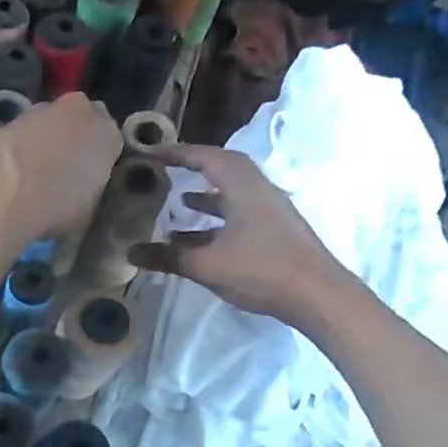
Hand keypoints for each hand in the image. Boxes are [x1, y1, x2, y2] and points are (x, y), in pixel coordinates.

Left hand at [0, 92, 120, 249]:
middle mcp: (79, 111)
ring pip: (49, 124)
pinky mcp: (9, 119)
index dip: (97, 159)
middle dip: (73, 141)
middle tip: (62, 172)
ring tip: (32, 175)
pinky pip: (22, 134)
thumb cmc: (58, 208)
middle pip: (80, 123)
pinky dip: (19, 148)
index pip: (109, 141)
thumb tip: (79, 191)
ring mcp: (41, 110)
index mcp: (107, 134)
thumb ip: (89, 188)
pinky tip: (11, 173)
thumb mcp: (88, 209)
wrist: (6, 196)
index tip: (87, 177)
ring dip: (44, 142)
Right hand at [131, 144, 347, 322]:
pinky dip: (217, 220)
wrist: (316, 294)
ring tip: (178, 203)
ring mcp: (269, 211)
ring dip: (205, 197)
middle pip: (223, 170)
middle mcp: (258, 190)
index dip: (177, 153)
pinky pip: (239, 215)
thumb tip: (131, 251)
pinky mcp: (275, 231)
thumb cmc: (261, 270)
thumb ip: (168, 257)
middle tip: (167, 170)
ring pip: (231, 195)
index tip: (152, 152)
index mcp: (242, 186)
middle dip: (193, 168)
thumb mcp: (208, 265)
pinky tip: (201, 239)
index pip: (206, 157)